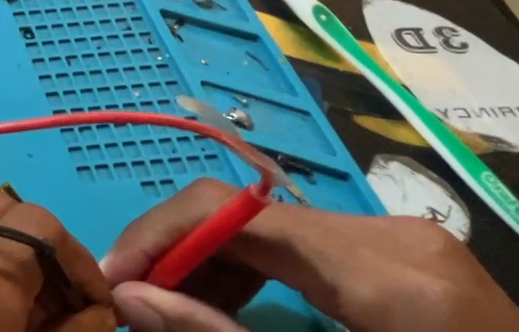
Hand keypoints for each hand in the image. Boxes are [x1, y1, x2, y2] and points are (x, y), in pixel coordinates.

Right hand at [100, 178, 518, 331]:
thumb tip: (128, 297)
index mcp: (383, 267)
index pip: (231, 212)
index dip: (157, 237)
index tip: (111, 278)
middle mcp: (391, 232)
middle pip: (244, 214)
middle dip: (177, 254)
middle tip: (133, 301)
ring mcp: (404, 242)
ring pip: (269, 227)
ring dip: (210, 264)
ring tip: (170, 307)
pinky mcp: (407, 260)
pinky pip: (305, 248)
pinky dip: (255, 272)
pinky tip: (225, 304)